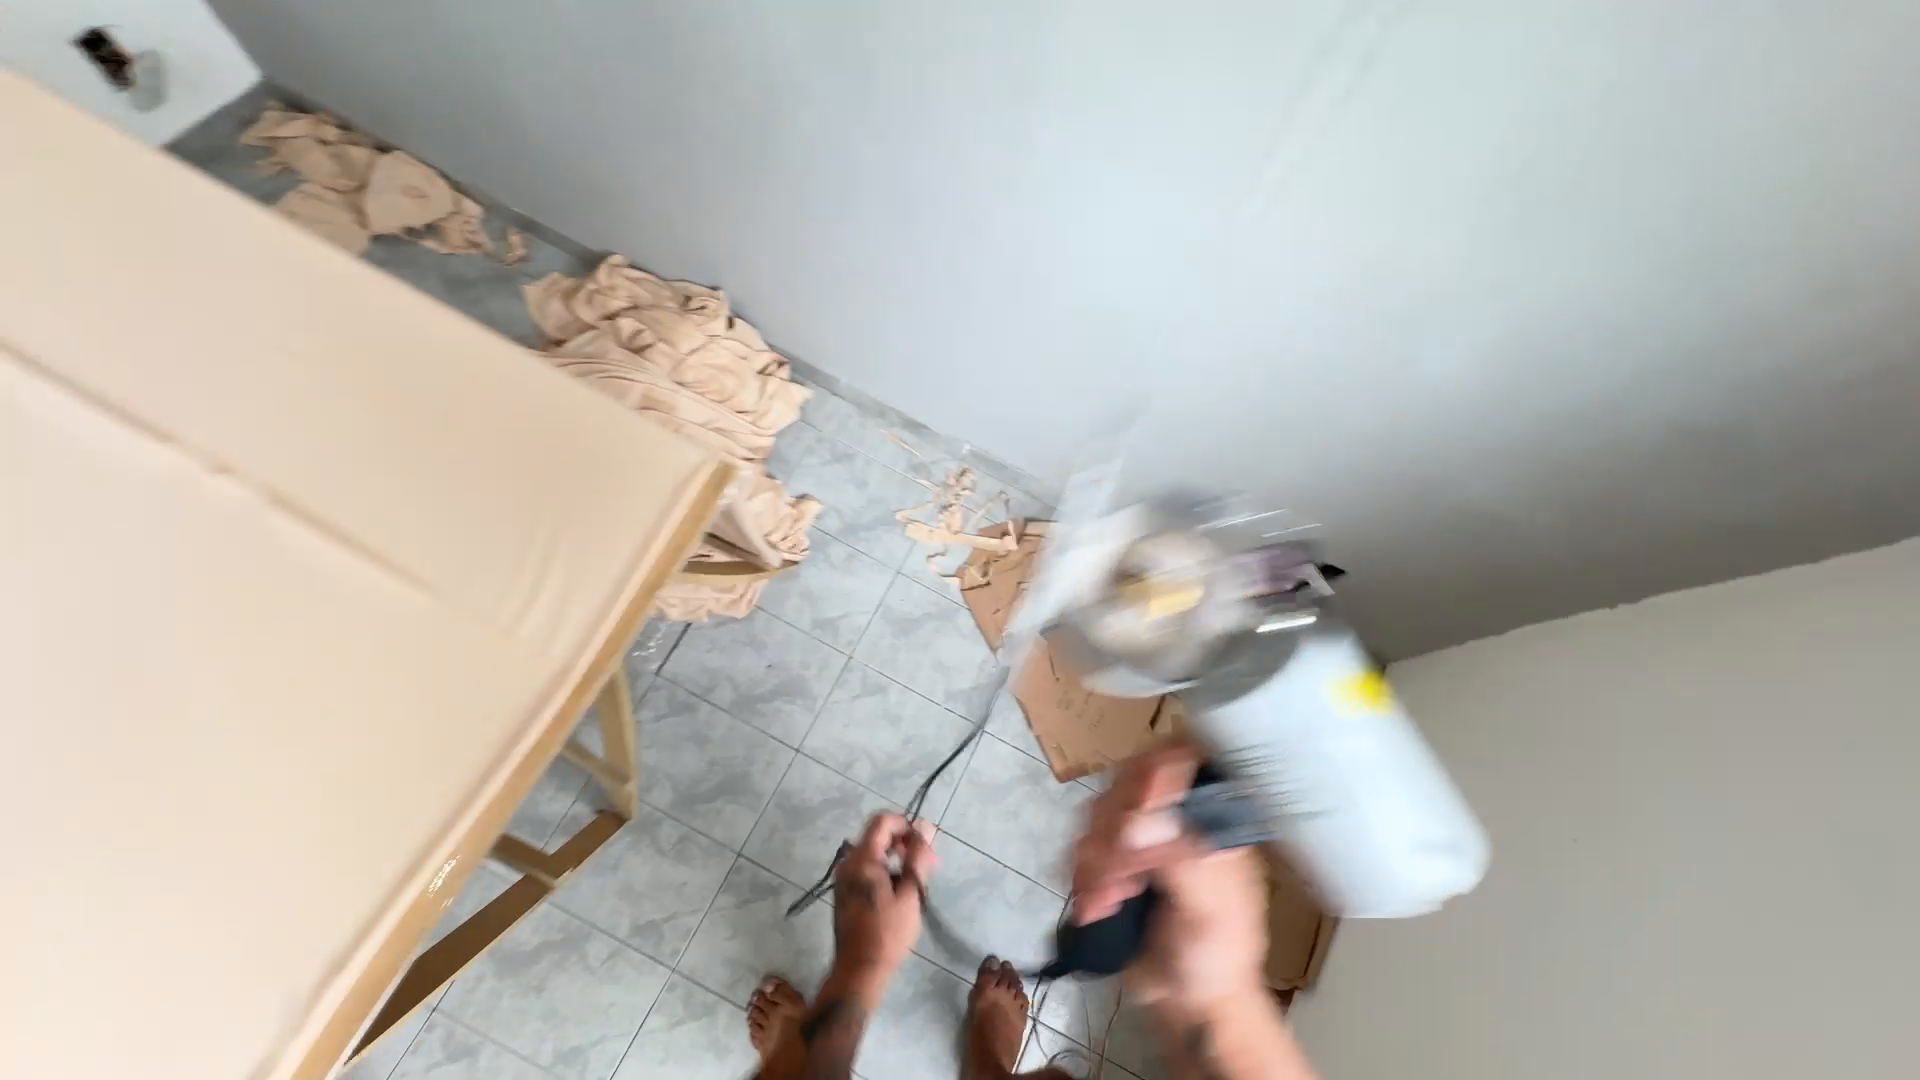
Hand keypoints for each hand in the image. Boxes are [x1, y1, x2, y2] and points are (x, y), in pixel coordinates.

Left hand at [829, 813, 937, 998]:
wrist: (858, 972)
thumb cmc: (888, 934)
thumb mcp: (910, 894)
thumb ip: (917, 858)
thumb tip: (926, 828)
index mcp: (863, 859)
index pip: (883, 821)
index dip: (907, 825)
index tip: (926, 844)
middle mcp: (849, 863)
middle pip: (878, 836)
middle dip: (905, 843)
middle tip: (928, 863)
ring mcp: (844, 878)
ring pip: (874, 853)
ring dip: (897, 858)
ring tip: (918, 881)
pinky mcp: (845, 892)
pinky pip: (867, 868)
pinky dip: (885, 871)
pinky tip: (901, 892)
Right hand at [1071, 743, 1268, 1012]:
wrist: (1187, 1005)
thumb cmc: (1214, 958)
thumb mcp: (1210, 912)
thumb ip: (1181, 860)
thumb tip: (1139, 822)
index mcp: (1213, 818)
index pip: (1183, 758)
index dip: (1156, 770)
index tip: (1138, 806)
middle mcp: (1175, 815)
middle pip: (1130, 780)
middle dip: (1117, 829)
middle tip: (1124, 875)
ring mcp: (1142, 833)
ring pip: (1100, 810)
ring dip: (1097, 859)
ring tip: (1110, 901)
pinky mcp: (1112, 856)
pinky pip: (1081, 842)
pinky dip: (1083, 874)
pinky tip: (1096, 904)